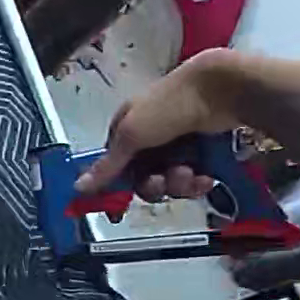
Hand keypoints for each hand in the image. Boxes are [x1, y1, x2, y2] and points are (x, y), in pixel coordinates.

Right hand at [75, 48, 241, 199]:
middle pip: (142, 178)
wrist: (222, 90)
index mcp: (126, 129)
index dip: (115, 186)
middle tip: (161, 183)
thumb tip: (77, 187)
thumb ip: (107, 166)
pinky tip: (205, 177)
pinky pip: (193, 179)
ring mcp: (176, 146)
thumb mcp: (131, 135)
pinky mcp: (203, 153)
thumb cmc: (168, 106)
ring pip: (168, 181)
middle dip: (153, 186)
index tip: (118, 209)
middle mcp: (149, 139)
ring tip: (188, 173)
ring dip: (177, 184)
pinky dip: (197, 182)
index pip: (113, 165)